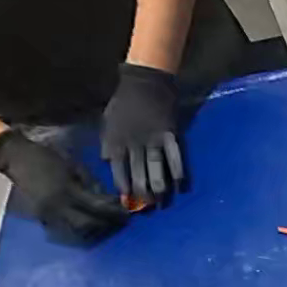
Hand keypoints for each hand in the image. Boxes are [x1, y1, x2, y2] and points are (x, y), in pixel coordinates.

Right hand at [0, 130, 127, 244]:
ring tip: (107, 226)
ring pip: (77, 231)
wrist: (15, 158)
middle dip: (106, 226)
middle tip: (119, 223)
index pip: (97, 207)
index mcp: (68, 190)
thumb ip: (90, 183)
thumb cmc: (46, 157)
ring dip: (94, 231)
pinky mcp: (42, 217)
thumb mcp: (72, 165)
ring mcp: (49, 214)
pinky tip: (89, 227)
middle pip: (89, 224)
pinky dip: (80, 230)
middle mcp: (59, 206)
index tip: (126, 214)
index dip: (113, 213)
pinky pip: (65, 229)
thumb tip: (106, 198)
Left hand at [100, 63, 185, 204]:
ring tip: (161, 201)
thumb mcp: (107, 121)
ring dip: (159, 187)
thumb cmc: (124, 102)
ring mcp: (153, 139)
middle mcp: (134, 143)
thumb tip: (107, 163)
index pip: (118, 170)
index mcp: (116, 140)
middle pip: (138, 173)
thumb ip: (107, 143)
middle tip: (147, 205)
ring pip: (156, 168)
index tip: (127, 199)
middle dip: (143, 192)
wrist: (146, 80)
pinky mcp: (170, 134)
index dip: (123, 186)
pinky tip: (180, 185)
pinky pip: (175, 157)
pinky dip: (178, 171)